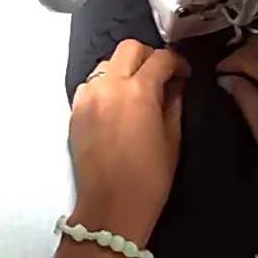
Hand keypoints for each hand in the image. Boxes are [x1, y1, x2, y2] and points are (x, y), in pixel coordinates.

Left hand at [68, 41, 187, 242]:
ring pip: (107, 63)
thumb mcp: (172, 139)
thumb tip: (174, 85)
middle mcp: (109, 86)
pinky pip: (91, 84)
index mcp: (139, 92)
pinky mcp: (75, 110)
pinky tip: (117, 105)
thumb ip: (173, 103)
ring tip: (137, 91)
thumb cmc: (149, 179)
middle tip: (160, 77)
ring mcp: (87, 97)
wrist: (111, 208)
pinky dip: (106, 85)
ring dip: (125, 69)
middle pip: (129, 49)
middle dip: (148, 57)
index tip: (183, 75)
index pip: (160, 58)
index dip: (177, 63)